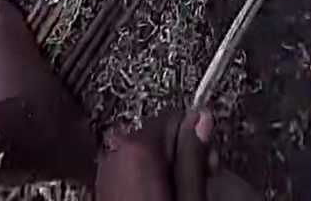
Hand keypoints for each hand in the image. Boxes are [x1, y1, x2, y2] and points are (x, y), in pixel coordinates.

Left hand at [96, 110, 257, 200]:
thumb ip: (195, 155)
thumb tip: (201, 121)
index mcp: (137, 148)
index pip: (175, 118)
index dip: (196, 140)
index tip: (208, 163)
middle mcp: (114, 155)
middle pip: (158, 135)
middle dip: (179, 156)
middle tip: (195, 186)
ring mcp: (104, 176)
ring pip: (144, 156)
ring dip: (163, 172)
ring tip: (178, 200)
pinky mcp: (102, 194)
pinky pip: (130, 175)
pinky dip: (146, 186)